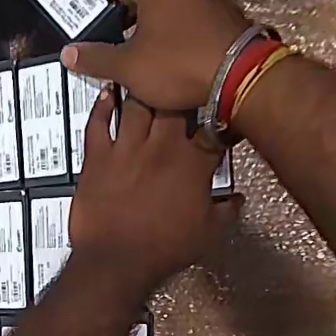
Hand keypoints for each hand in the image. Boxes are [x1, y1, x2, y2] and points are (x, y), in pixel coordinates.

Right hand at [61, 0, 249, 109]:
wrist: (242, 77)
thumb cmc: (180, 66)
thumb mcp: (127, 67)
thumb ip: (95, 58)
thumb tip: (70, 53)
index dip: (98, 3)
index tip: (88, 19)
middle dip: (127, 16)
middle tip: (111, 39)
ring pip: (171, 6)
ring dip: (155, 24)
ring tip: (141, 51)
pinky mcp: (229, 15)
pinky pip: (194, 20)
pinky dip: (180, 33)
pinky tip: (174, 56)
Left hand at [70, 86, 238, 296]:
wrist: (115, 261)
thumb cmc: (162, 249)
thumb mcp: (207, 232)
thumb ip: (226, 210)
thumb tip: (238, 200)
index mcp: (193, 163)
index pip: (215, 126)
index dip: (222, 113)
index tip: (226, 104)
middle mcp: (160, 148)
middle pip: (174, 104)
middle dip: (181, 91)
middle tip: (182, 81)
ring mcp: (126, 149)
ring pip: (137, 105)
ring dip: (142, 89)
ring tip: (146, 74)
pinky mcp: (97, 157)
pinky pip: (97, 123)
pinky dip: (101, 106)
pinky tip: (107, 92)